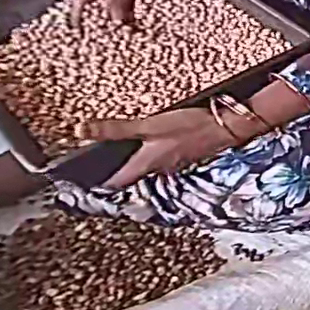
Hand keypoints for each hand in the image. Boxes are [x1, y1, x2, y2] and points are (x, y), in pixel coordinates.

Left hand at [83, 108, 238, 189]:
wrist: (229, 127)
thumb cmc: (191, 126)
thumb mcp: (150, 125)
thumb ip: (117, 129)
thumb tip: (81, 131)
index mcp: (146, 164)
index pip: (115, 182)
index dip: (97, 184)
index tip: (80, 184)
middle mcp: (159, 168)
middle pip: (132, 176)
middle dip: (116, 174)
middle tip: (98, 170)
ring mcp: (175, 163)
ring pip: (148, 169)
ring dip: (135, 166)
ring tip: (121, 158)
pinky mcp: (186, 155)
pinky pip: (163, 161)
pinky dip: (153, 158)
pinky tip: (154, 148)